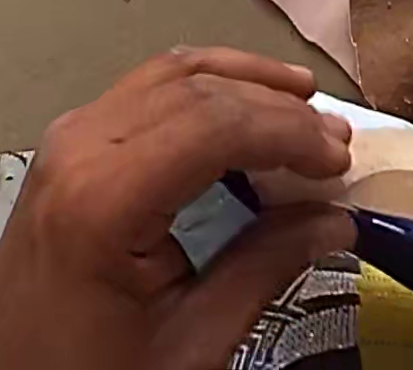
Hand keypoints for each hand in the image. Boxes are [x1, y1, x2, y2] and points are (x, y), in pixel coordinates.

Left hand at [0, 48, 354, 369]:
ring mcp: (74, 126)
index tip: (338, 157)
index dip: (283, 131)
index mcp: (102, 198)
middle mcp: (82, 140)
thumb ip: (263, 270)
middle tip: (334, 134)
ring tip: (302, 96)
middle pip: (195, 90)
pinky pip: (151, 84)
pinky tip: (243, 93)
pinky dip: (206, 81)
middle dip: (273, 105)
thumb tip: (337, 218)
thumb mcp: (186, 347)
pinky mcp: (78, 129)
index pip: (209, 127)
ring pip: (173, 71)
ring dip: (243, 76)